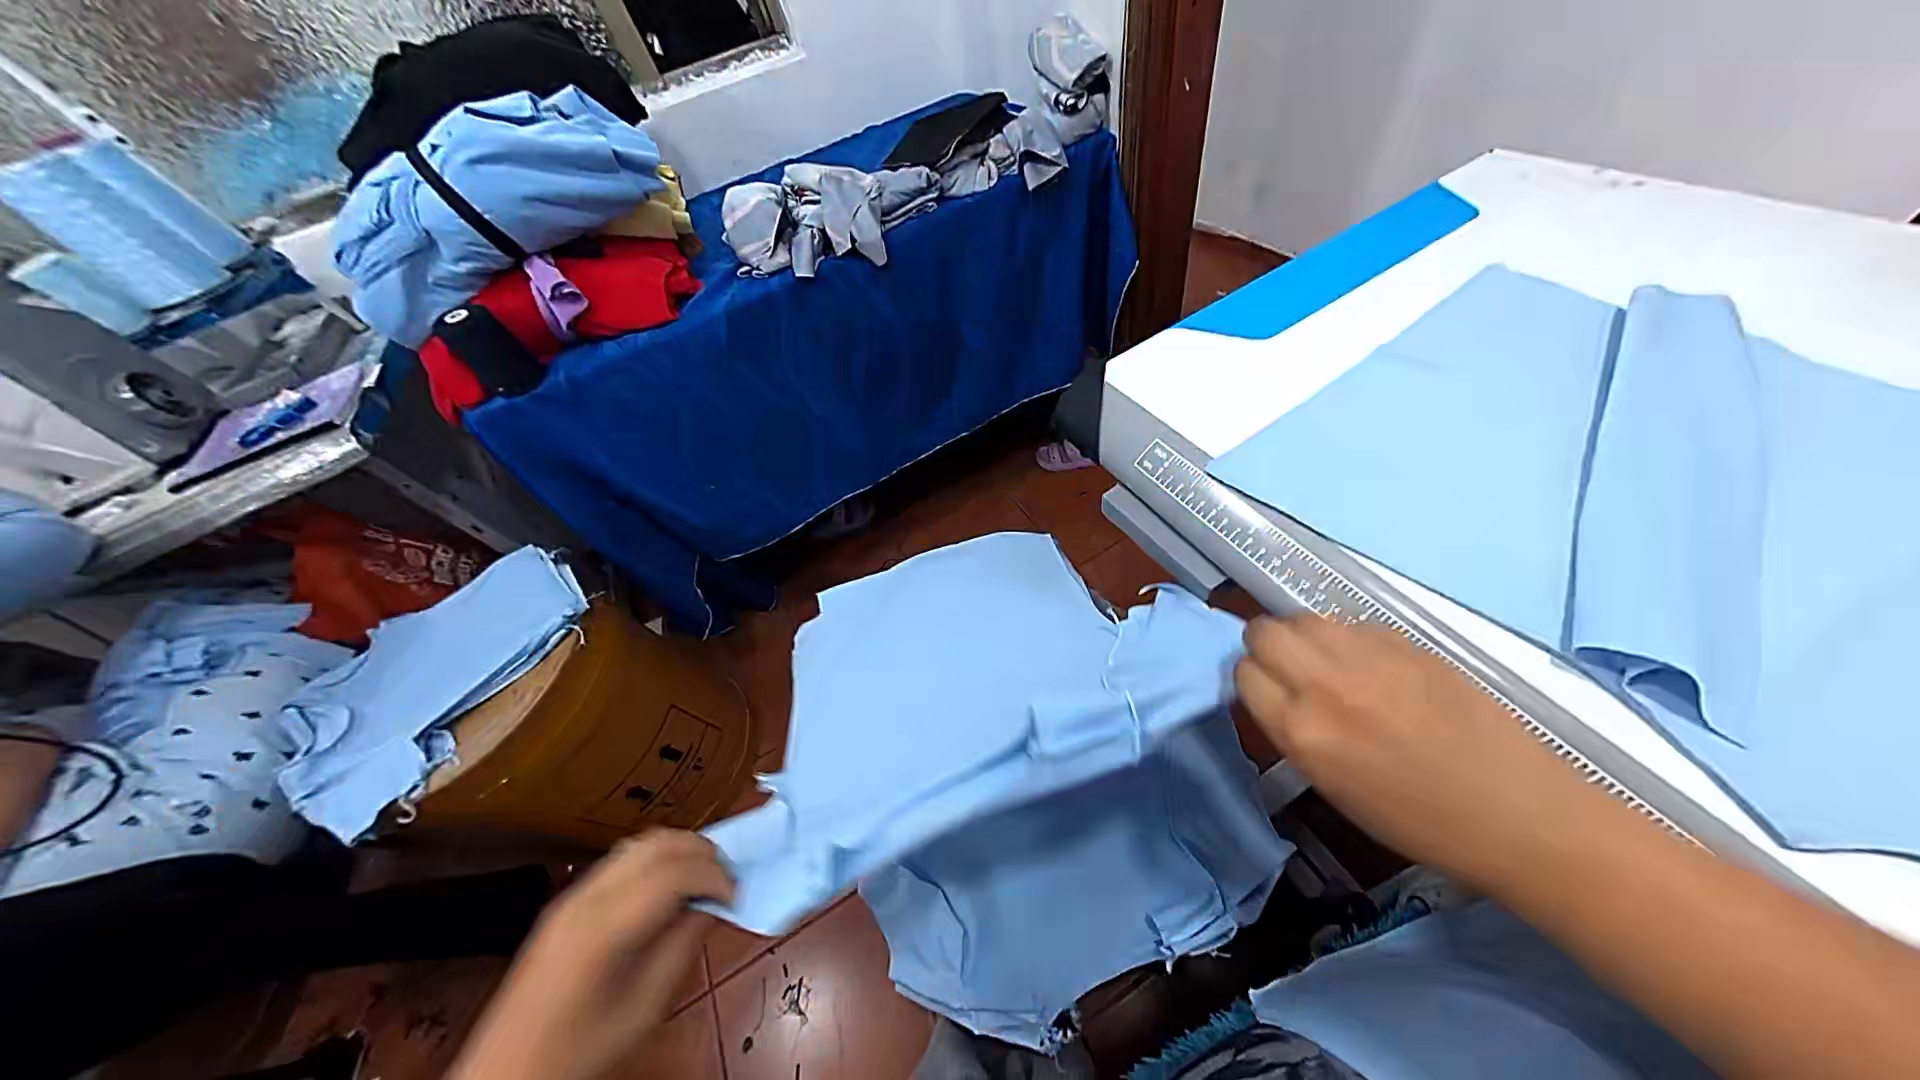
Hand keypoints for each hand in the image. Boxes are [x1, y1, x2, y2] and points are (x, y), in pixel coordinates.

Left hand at [450, 830, 734, 1079]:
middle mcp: (585, 898)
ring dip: (679, 850)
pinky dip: (656, 859)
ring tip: (702, 879)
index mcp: (603, 927)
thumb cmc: (576, 1053)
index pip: (673, 870)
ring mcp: (572, 896)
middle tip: (726, 877)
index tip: (735, 894)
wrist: (504, 1076)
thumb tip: (710, 905)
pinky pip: (622, 860)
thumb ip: (680, 947)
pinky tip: (669, 888)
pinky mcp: (566, 903)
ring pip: (640, 843)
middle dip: (701, 851)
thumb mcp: (642, 1008)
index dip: (714, 875)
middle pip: (657, 843)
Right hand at [1234, 615, 1609, 888]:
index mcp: (1301, 730)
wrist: (1519, 812)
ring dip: (1304, 637)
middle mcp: (1325, 683)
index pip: (1244, 673)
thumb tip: (1273, 694)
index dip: (1254, 682)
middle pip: (1264, 631)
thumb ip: (1291, 730)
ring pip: (1303, 619)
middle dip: (1267, 646)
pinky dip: (1347, 640)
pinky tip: (1373, 667)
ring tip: (1329, 664)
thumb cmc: (1417, 818)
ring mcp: (1367, 655)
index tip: (1270, 692)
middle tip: (1291, 669)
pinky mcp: (1406, 641)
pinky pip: (1350, 624)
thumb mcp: (1329, 783)